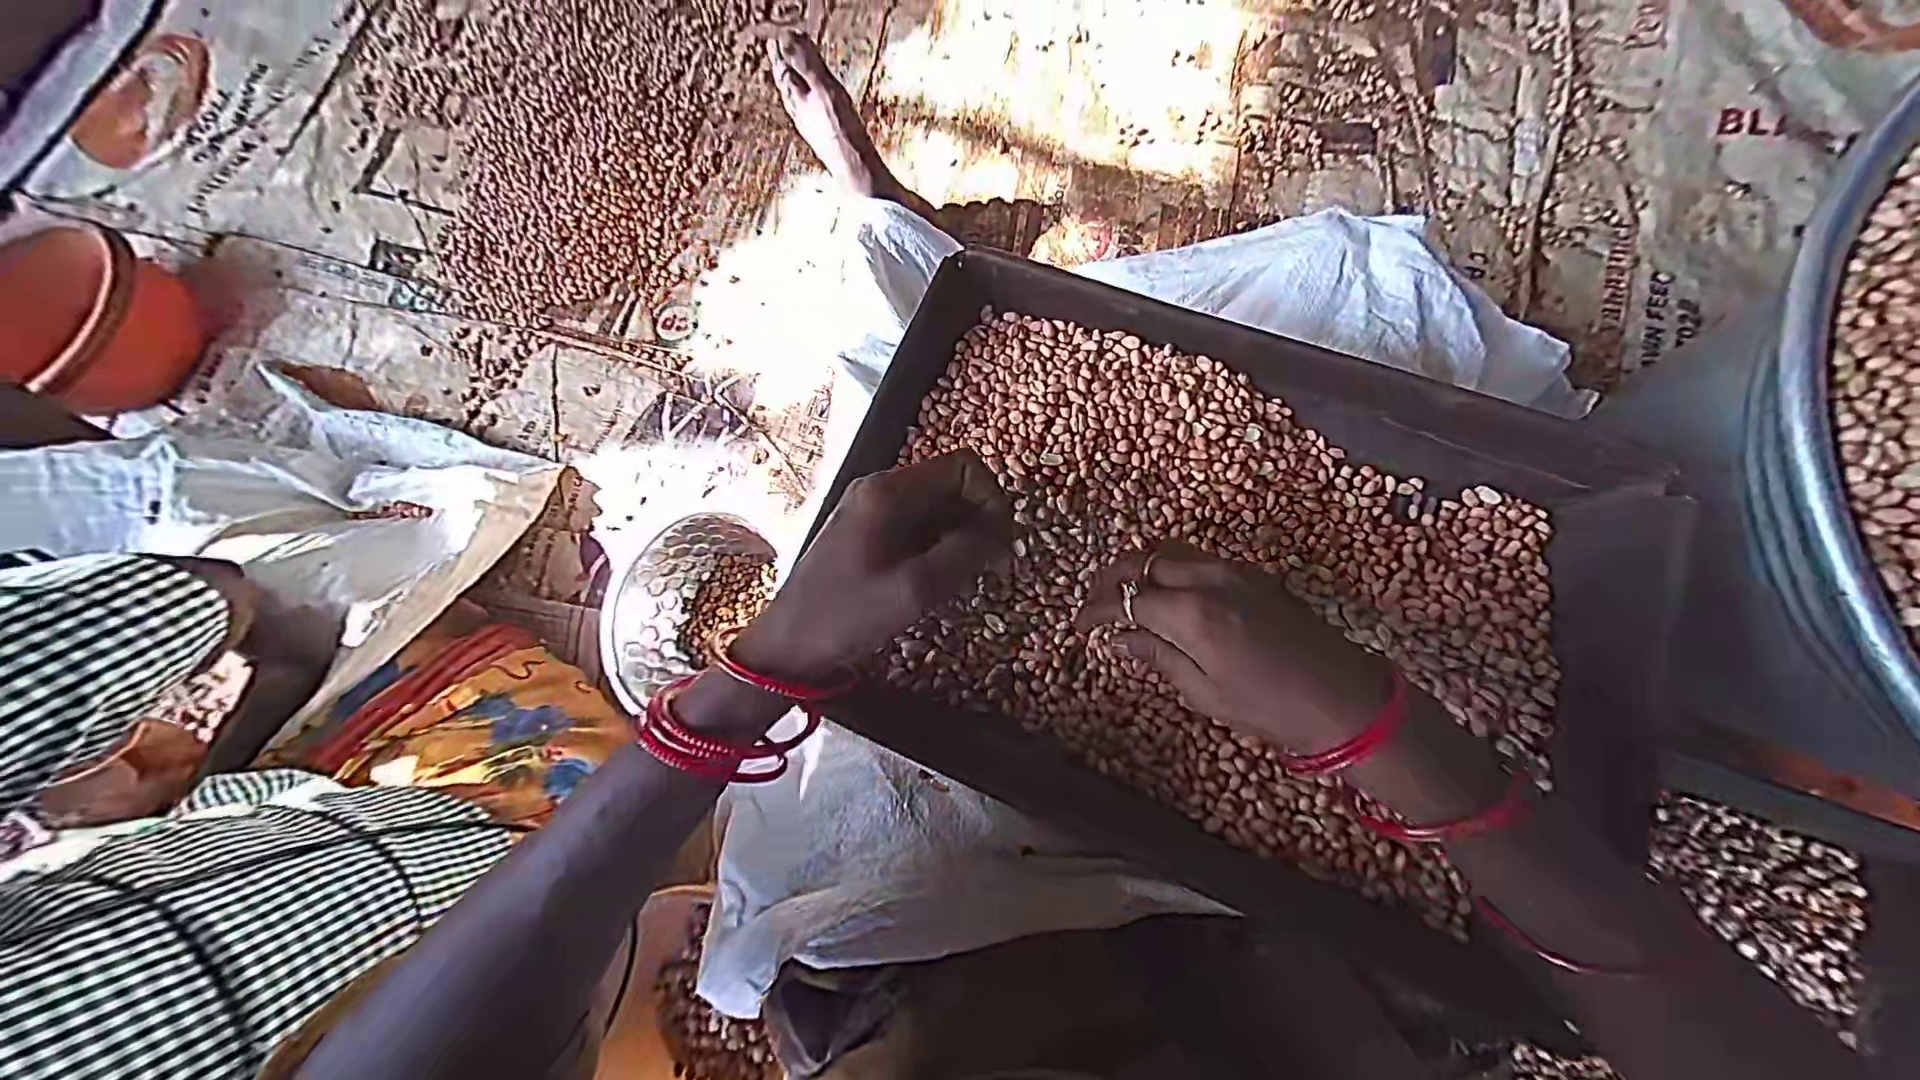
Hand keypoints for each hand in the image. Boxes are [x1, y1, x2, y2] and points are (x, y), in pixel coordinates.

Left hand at [736, 450, 1013, 680]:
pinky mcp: (869, 534)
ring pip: (938, 509)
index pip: (963, 467)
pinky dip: (940, 548)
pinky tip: (939, 582)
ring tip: (965, 580)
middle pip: (951, 486)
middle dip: (979, 520)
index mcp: (888, 491)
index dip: (992, 498)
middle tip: (990, 566)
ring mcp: (872, 511)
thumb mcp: (915, 589)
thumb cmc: (847, 615)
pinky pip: (919, 528)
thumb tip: (1003, 529)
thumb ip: (965, 552)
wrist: (790, 644)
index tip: (1002, 541)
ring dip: (961, 538)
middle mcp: (881, 490)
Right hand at [1073, 542, 1392, 753]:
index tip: (1080, 625)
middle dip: (1110, 580)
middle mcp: (1208, 578)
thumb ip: (1157, 654)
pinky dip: (1168, 570)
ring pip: (1167, 552)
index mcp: (1192, 613)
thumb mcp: (1204, 691)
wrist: (1346, 699)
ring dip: (1138, 570)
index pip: (1126, 598)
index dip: (1096, 610)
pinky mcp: (1251, 574)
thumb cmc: (1270, 707)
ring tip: (1125, 598)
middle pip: (1141, 560)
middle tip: (1096, 606)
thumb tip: (1119, 637)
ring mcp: (1233, 570)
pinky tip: (1164, 597)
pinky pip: (1195, 559)